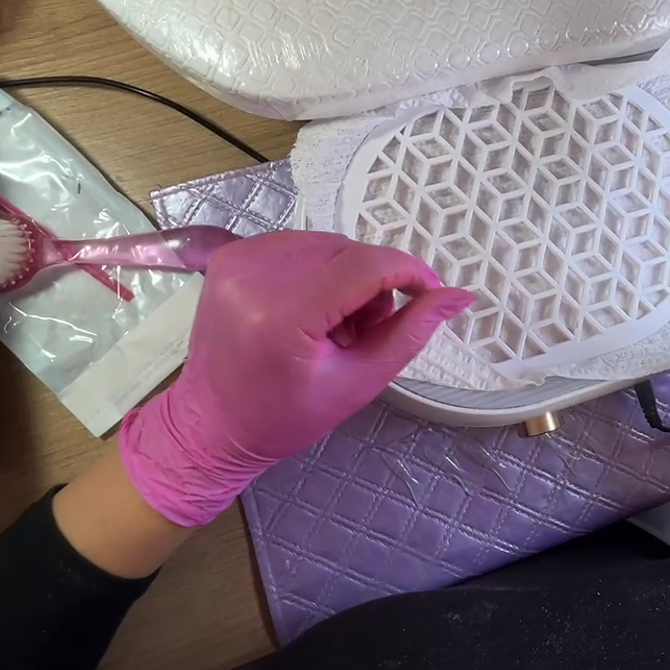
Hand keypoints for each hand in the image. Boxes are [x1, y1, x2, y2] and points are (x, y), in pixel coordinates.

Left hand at [119, 231, 475, 526]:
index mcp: (284, 318)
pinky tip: (311, 306)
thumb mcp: (360, 381)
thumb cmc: (287, 416)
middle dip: (374, 284)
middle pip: (350, 251)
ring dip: (348, 274)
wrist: (209, 426)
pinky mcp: (230, 256)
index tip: (431, 291)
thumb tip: (460, 295)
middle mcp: (256, 277)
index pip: (366, 266)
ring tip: (334, 323)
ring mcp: (238, 261)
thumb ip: (411, 332)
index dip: (409, 272)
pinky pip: (300, 244)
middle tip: (365, 330)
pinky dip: (319, 269)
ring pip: (329, 243)